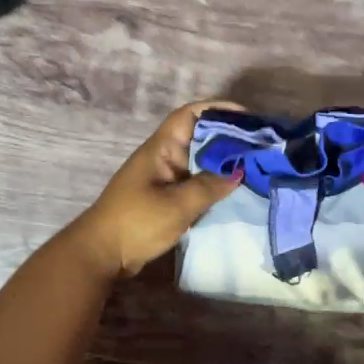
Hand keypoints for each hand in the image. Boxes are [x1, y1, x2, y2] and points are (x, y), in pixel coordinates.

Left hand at [65, 100, 244, 278]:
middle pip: (199, 137)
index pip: (189, 115)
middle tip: (261, 145)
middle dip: (228, 137)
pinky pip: (195, 182)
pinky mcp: (165, 198)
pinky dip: (214, 183)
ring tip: (256, 165)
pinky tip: (235, 191)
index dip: (216, 109)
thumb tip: (238, 172)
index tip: (247, 117)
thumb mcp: (177, 205)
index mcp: (161, 149)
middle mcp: (163, 157)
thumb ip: (209, 187)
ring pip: (198, 161)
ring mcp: (164, 178)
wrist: (102, 254)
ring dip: (223, 161)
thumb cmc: (136, 222)